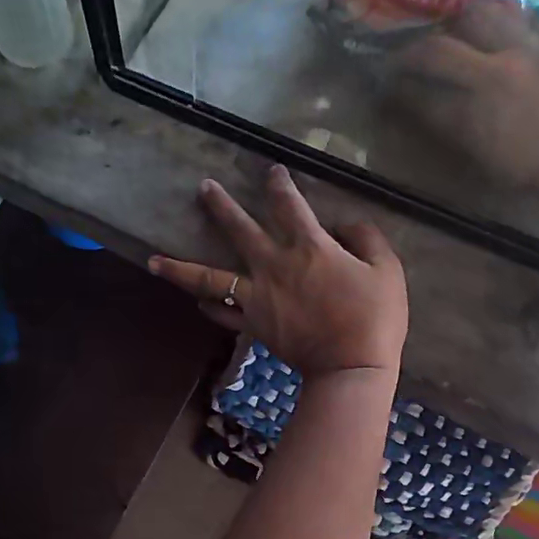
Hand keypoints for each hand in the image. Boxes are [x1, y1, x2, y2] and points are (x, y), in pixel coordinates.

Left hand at [150, 166, 407, 377]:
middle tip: (202, 188)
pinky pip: (223, 313)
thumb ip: (366, 238)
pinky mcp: (252, 326)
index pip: (288, 205)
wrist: (351, 367)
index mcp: (308, 247)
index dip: (279, 184)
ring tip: (152, 261)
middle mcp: (274, 266)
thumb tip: (346, 225)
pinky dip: (209, 306)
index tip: (271, 172)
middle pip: (239, 230)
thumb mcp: (386, 269)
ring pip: (210, 278)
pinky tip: (196, 301)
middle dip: (220, 206)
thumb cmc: (375, 317)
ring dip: (180, 267)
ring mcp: (257, 298)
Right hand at [385, 0, 538, 199]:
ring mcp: (522, 53)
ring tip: (452, 28)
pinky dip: (497, 20)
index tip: (386, 89)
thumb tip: (433, 113)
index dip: (397, 92)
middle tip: (404, 55)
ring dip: (458, 21)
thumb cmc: (535, 170)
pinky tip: (492, 27)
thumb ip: (455, 133)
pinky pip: (515, 18)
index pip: (418, 97)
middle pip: (438, 51)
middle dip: (412, 53)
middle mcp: (490, 77)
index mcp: (469, 117)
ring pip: (480, 17)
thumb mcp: (484, 163)